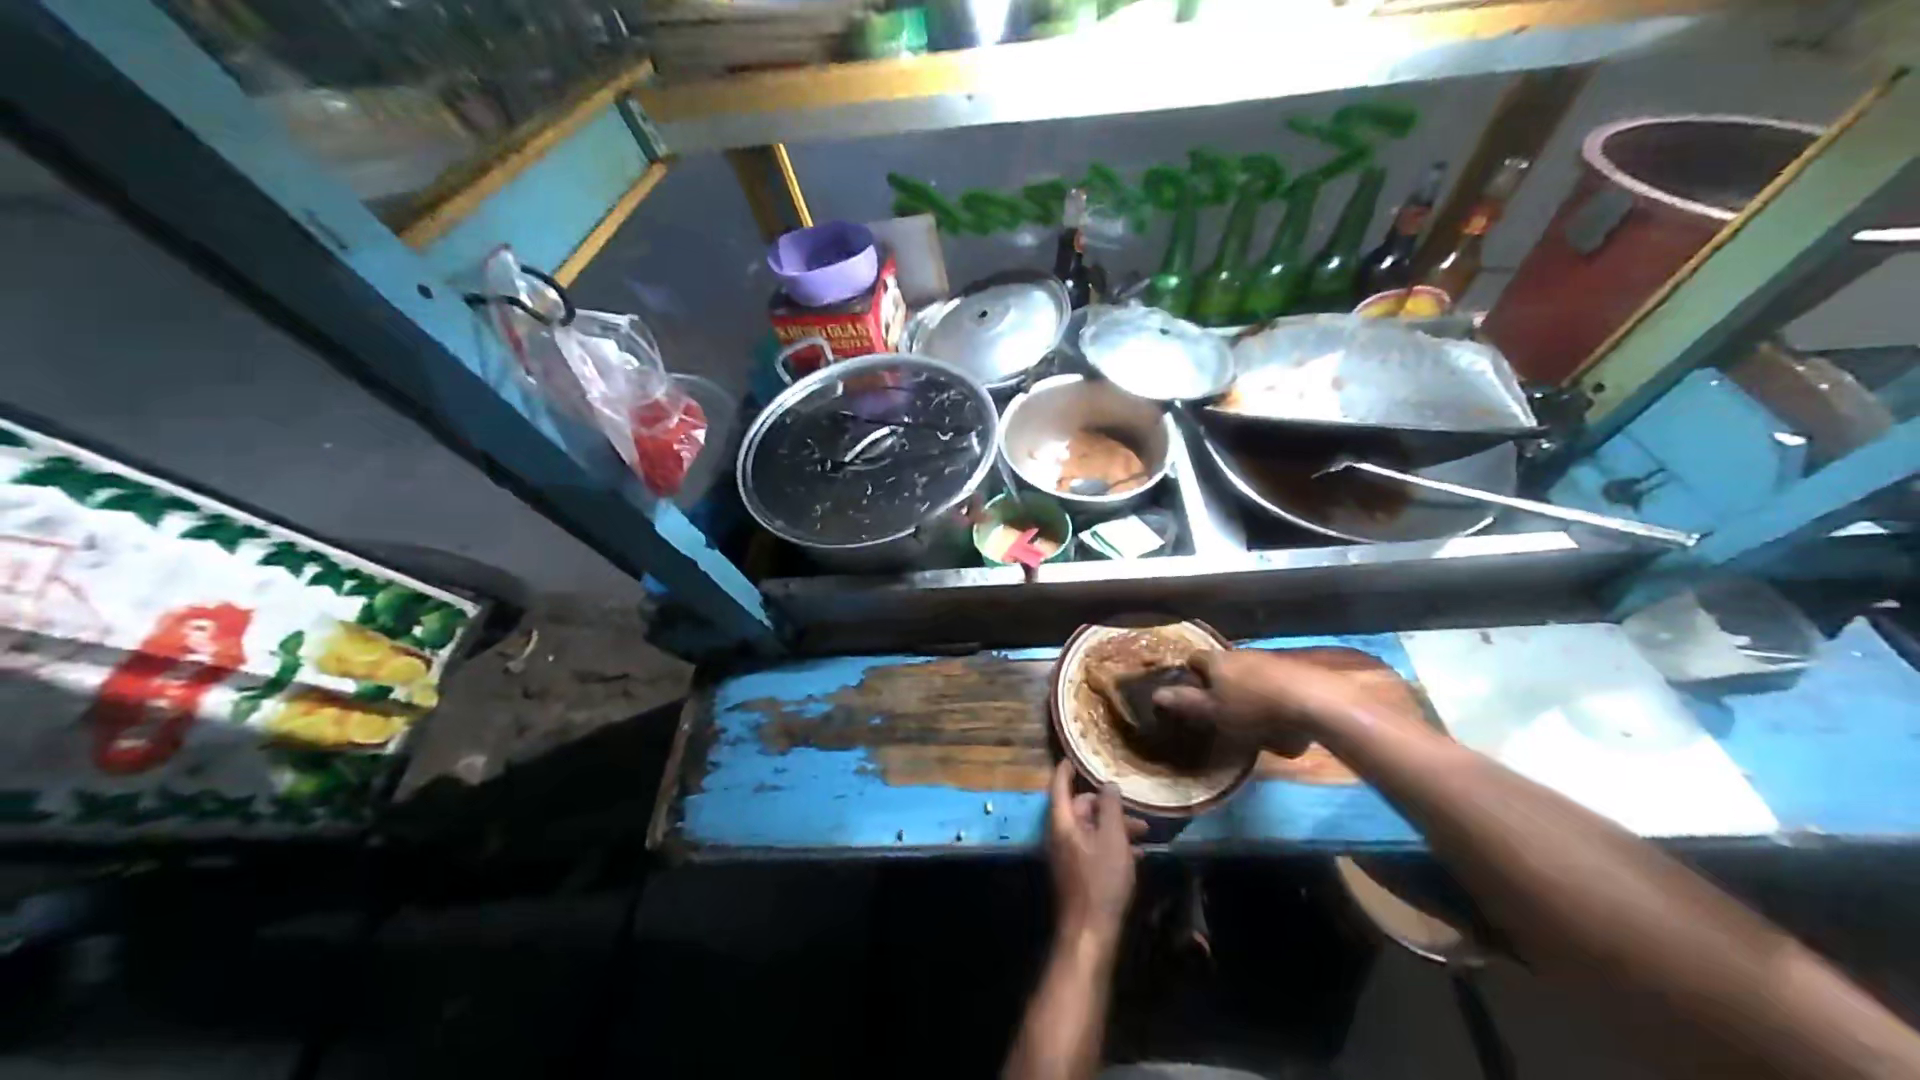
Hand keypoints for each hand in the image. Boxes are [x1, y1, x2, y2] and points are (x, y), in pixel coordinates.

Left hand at [1047, 759, 1145, 942]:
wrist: (1089, 932)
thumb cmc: (1101, 881)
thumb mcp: (1113, 839)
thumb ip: (1110, 808)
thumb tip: (1107, 784)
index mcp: (1062, 823)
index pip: (1059, 786)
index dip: (1065, 770)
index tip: (1072, 757)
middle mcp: (1059, 836)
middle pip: (1079, 809)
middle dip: (1107, 807)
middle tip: (1135, 814)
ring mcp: (1065, 855)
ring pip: (1089, 830)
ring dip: (1113, 828)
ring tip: (1143, 836)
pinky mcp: (1075, 873)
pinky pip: (1091, 848)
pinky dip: (1110, 845)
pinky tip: (1136, 856)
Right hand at [1151, 647, 1417, 755]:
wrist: (1315, 702)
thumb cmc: (1253, 708)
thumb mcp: (1212, 712)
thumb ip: (1184, 704)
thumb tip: (1155, 694)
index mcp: (1216, 660)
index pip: (1194, 659)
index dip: (1189, 675)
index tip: (1190, 694)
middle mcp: (1241, 653)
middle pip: (1224, 667)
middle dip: (1221, 686)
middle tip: (1221, 713)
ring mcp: (1271, 660)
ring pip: (1251, 676)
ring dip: (1249, 694)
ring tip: (1253, 723)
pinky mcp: (1297, 672)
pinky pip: (1276, 686)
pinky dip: (1274, 701)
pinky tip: (1281, 724)